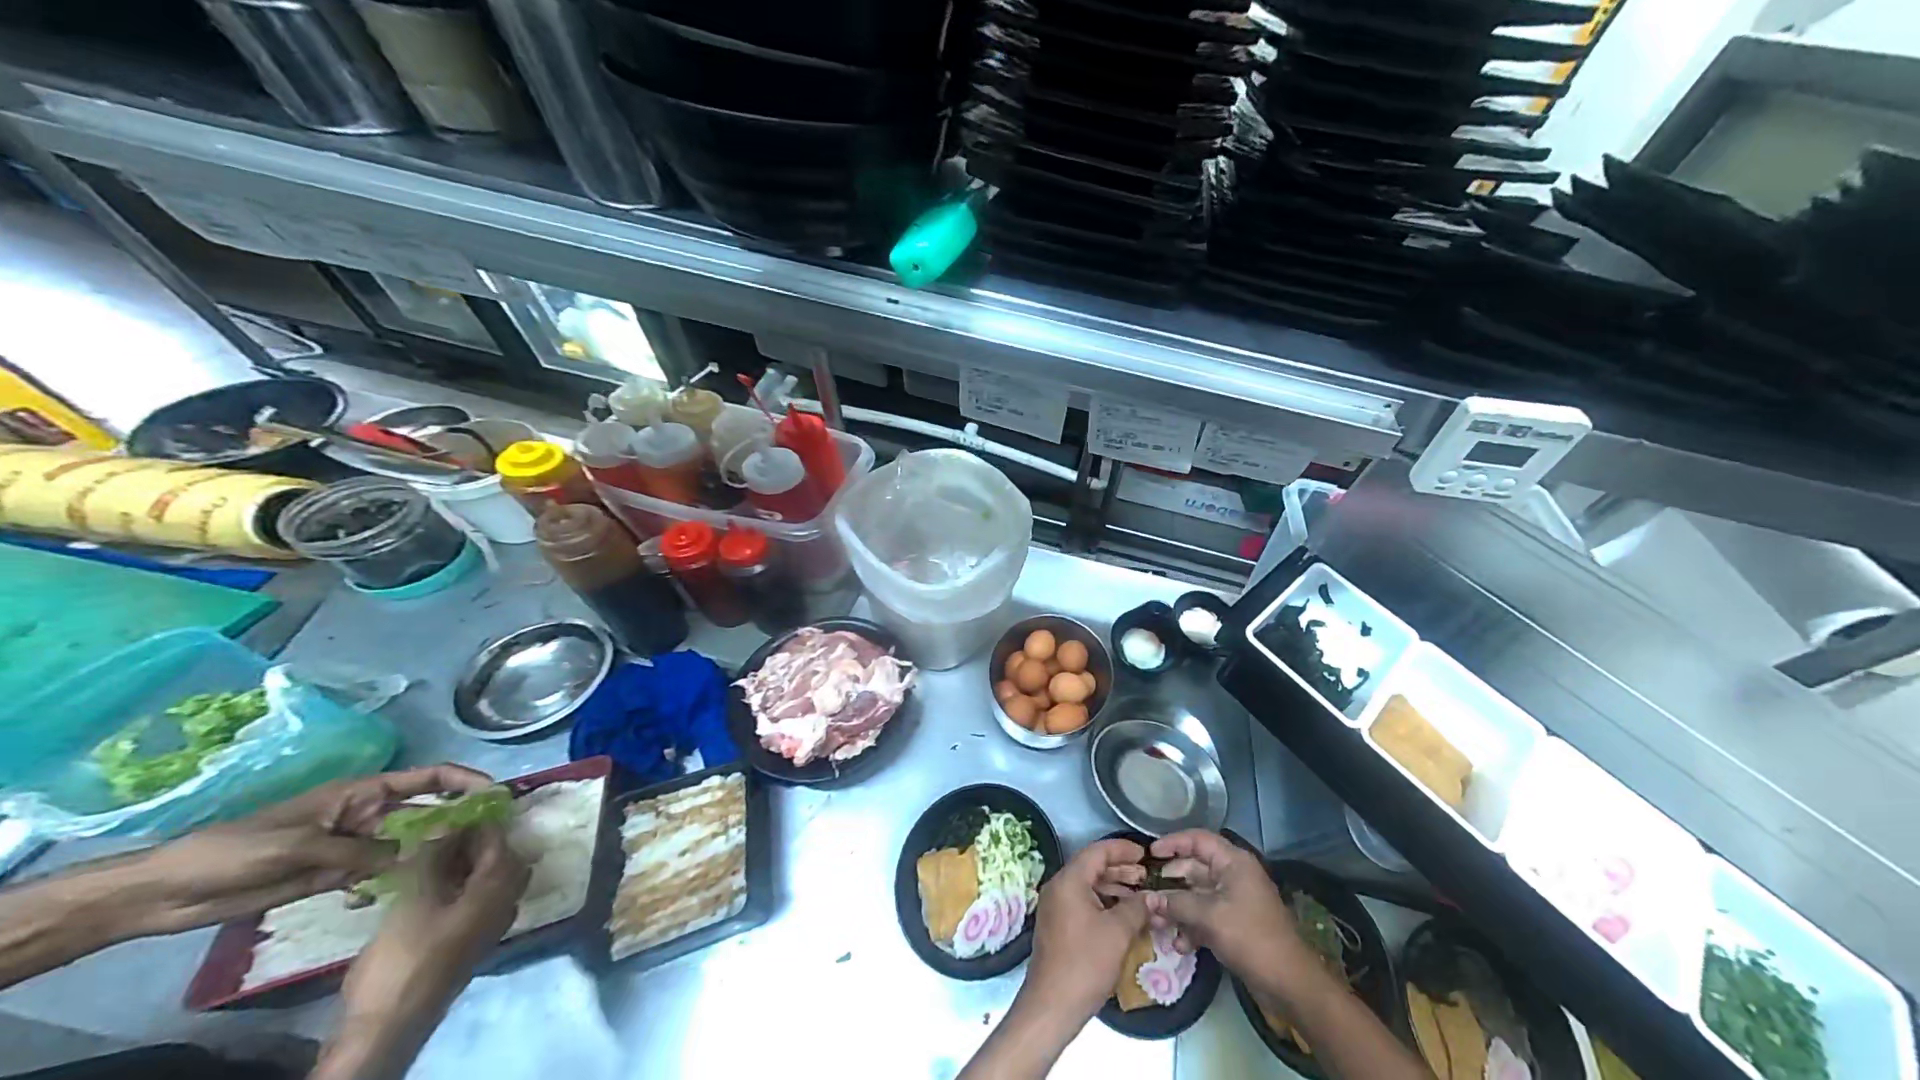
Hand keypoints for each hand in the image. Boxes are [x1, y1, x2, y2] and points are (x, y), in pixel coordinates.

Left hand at [130, 764, 491, 934]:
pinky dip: (397, 880)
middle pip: (424, 809)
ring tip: (458, 866)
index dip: (463, 779)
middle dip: (456, 817)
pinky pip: (382, 873)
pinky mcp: (337, 874)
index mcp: (361, 793)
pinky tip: (404, 894)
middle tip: (488, 835)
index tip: (494, 793)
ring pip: (408, 843)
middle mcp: (366, 814)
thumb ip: (359, 850)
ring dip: (429, 852)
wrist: (171, 892)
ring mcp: (353, 845)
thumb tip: (415, 854)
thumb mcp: (299, 846)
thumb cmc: (238, 850)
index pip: (427, 777)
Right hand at [341, 822, 529, 1016]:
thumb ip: (435, 856)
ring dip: (460, 863)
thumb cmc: (405, 957)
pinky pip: (472, 898)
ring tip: (424, 852)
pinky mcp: (471, 938)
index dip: (476, 820)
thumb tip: (448, 822)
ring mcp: (491, 921)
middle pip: (495, 855)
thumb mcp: (416, 898)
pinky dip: (455, 885)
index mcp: (502, 883)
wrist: (388, 1026)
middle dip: (470, 841)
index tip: (451, 805)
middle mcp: (507, 899)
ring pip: (483, 877)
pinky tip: (424, 882)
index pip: (497, 837)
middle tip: (434, 831)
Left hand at [1018, 838, 1151, 1027]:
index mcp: (1068, 881)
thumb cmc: (1085, 963)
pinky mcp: (1058, 924)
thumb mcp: (1118, 933)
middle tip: (1146, 875)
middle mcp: (1058, 887)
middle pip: (1091, 867)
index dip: (1122, 849)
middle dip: (1120, 869)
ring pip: (1088, 886)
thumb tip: (1153, 897)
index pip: (1097, 852)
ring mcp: (1056, 906)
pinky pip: (1083, 901)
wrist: (1053, 1004)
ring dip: (1114, 887)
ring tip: (1140, 894)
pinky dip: (1103, 902)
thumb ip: (1137, 908)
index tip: (1145, 854)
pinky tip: (1124, 913)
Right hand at [1142, 830, 1303, 976]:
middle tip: (1147, 896)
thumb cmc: (1250, 937)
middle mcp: (1233, 875)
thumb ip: (1176, 903)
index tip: (1150, 854)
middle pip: (1193, 868)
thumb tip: (1147, 898)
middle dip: (1170, 885)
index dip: (1172, 843)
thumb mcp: (1209, 916)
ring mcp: (1234, 900)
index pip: (1198, 840)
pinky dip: (1191, 927)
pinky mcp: (1233, 924)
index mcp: (1233, 862)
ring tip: (1157, 924)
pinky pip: (1205, 916)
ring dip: (1177, 909)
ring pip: (1196, 895)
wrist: (1289, 983)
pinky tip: (1180, 945)